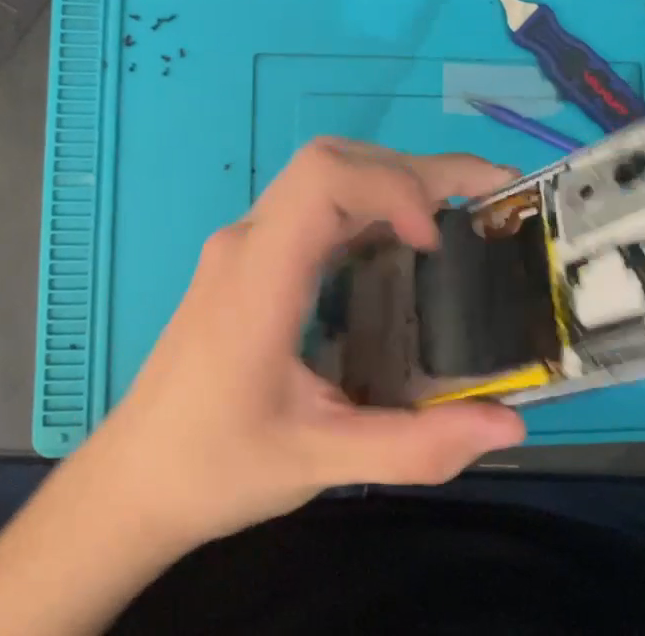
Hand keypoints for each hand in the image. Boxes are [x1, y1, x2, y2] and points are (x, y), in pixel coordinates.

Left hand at [75, 138, 527, 550]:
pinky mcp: (245, 265)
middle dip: (412, 170)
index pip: (323, 177)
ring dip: (390, 184)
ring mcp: (241, 249)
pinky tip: (403, 248)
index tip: (434, 241)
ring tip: (458, 216)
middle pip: (330, 163)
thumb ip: (415, 447)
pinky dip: (365, 208)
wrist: (133, 481)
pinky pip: (310, 211)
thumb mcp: (319, 462)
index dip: (391, 185)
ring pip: (320, 179)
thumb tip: (511, 424)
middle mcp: (247, 243)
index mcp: (258, 276)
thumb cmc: (214, 467)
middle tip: (485, 197)